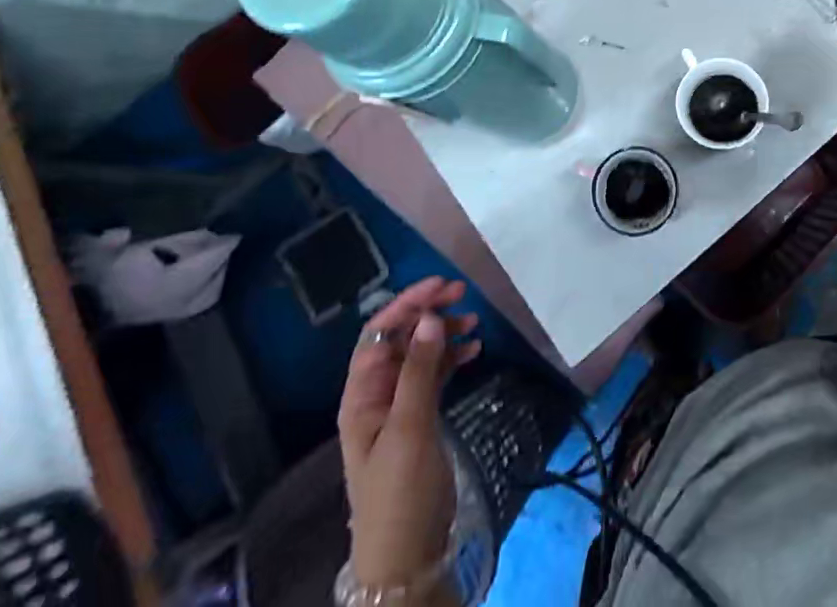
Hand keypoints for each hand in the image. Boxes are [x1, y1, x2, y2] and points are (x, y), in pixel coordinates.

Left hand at [338, 278, 481, 591]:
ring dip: (443, 335)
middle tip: (463, 295)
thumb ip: (420, 372)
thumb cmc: (400, 491)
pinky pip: (434, 376)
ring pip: (420, 355)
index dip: (406, 304)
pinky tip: (475, 351)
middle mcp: (377, 396)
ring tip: (474, 322)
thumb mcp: (410, 428)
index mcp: (362, 395)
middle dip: (427, 313)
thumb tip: (430, 318)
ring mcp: (399, 409)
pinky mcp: (420, 420)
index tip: (442, 285)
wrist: (407, 552)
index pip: (379, 334)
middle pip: (400, 340)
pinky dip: (452, 359)